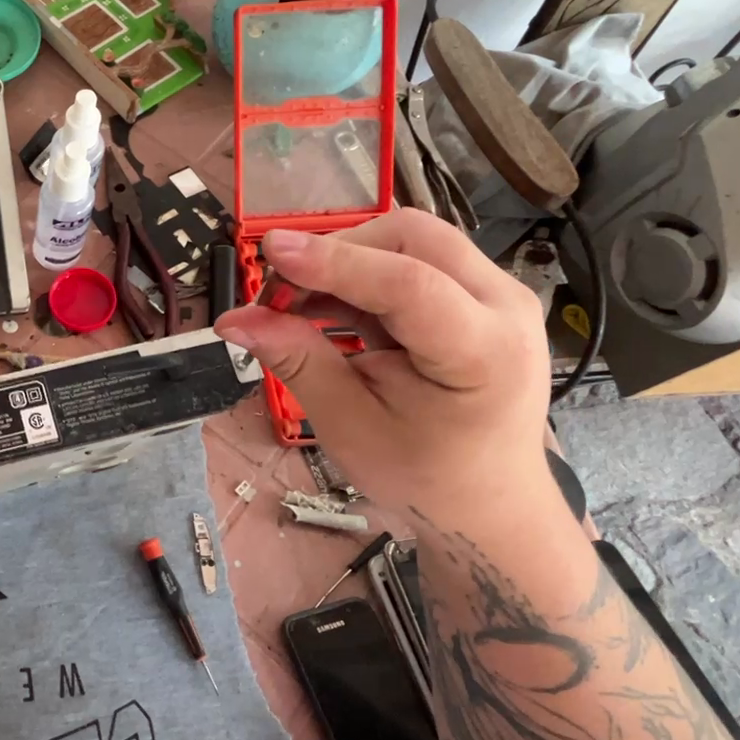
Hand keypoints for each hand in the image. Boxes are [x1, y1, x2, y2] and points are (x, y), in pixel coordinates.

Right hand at [213, 209, 552, 519]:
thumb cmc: (422, 474)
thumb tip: (234, 321)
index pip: (408, 284)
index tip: (272, 251)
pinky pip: (413, 258)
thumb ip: (297, 362)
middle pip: (413, 238)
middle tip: (282, 292)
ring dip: (345, 260)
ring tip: (299, 305)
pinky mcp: (478, 293)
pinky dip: (360, 273)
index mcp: (483, 354)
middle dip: (338, 252)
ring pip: (410, 239)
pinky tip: (327, 308)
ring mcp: (496, 294)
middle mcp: (504, 307)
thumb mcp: (348, 424)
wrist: (488, 500)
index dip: (335, 262)